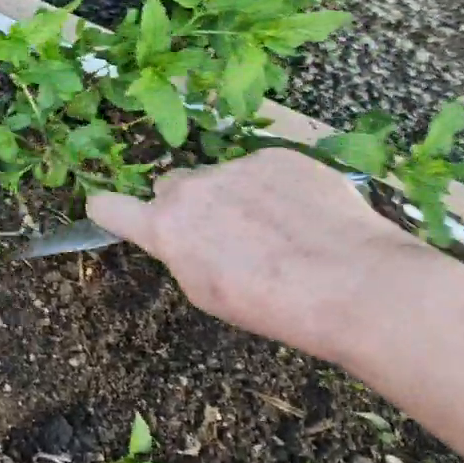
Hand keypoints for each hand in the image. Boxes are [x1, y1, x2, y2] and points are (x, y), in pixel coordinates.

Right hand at [86, 148, 428, 364]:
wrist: (357, 286)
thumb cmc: (274, 305)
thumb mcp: (205, 291)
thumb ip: (179, 253)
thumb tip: (182, 238)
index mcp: (164, 227)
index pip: (107, 205)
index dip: (107, 210)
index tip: (113, 214)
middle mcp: (190, 188)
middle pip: (170, 187)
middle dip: (186, 206)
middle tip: (223, 236)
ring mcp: (235, 167)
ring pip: (220, 178)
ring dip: (234, 196)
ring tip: (279, 230)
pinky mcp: (278, 157)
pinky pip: (264, 169)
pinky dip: (276, 188)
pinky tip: (306, 217)